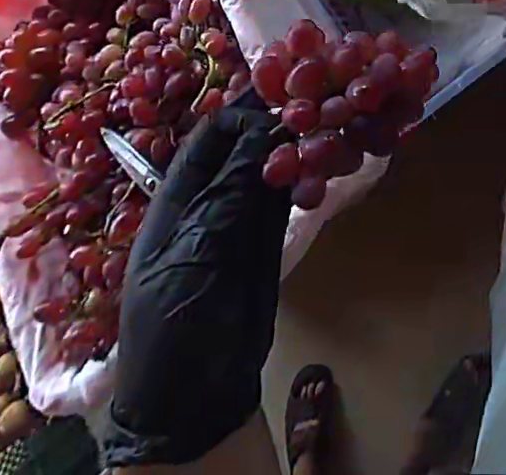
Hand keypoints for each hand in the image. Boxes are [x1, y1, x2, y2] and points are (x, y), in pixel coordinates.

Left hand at [102, 103, 290, 468]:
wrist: (194, 394)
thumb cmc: (174, 323)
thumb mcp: (193, 256)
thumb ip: (226, 196)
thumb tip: (260, 134)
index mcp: (177, 198)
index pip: (209, 138)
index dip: (241, 118)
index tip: (281, 110)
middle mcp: (212, 197)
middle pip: (244, 147)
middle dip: (276, 128)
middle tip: (318, 111)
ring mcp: (242, 216)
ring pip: (270, 168)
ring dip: (297, 151)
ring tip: (331, 136)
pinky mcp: (267, 234)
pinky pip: (286, 195)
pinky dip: (306, 180)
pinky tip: (326, 171)